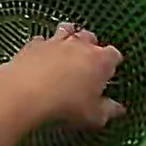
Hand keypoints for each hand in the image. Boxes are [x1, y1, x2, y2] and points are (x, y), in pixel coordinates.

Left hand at [0, 24, 124, 127]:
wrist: (27, 92)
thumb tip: (119, 109)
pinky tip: (42, 55)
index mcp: (100, 61)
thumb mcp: (94, 115)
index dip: (113, 62)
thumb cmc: (67, 104)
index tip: (110, 71)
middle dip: (91, 45)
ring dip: (69, 36)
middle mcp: (80, 45)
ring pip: (66, 30)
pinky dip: (45, 46)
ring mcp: (56, 41)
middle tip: (88, 59)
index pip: (113, 55)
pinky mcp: (35, 43)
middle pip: (90, 37)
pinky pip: (43, 40)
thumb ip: (108, 110)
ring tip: (67, 47)